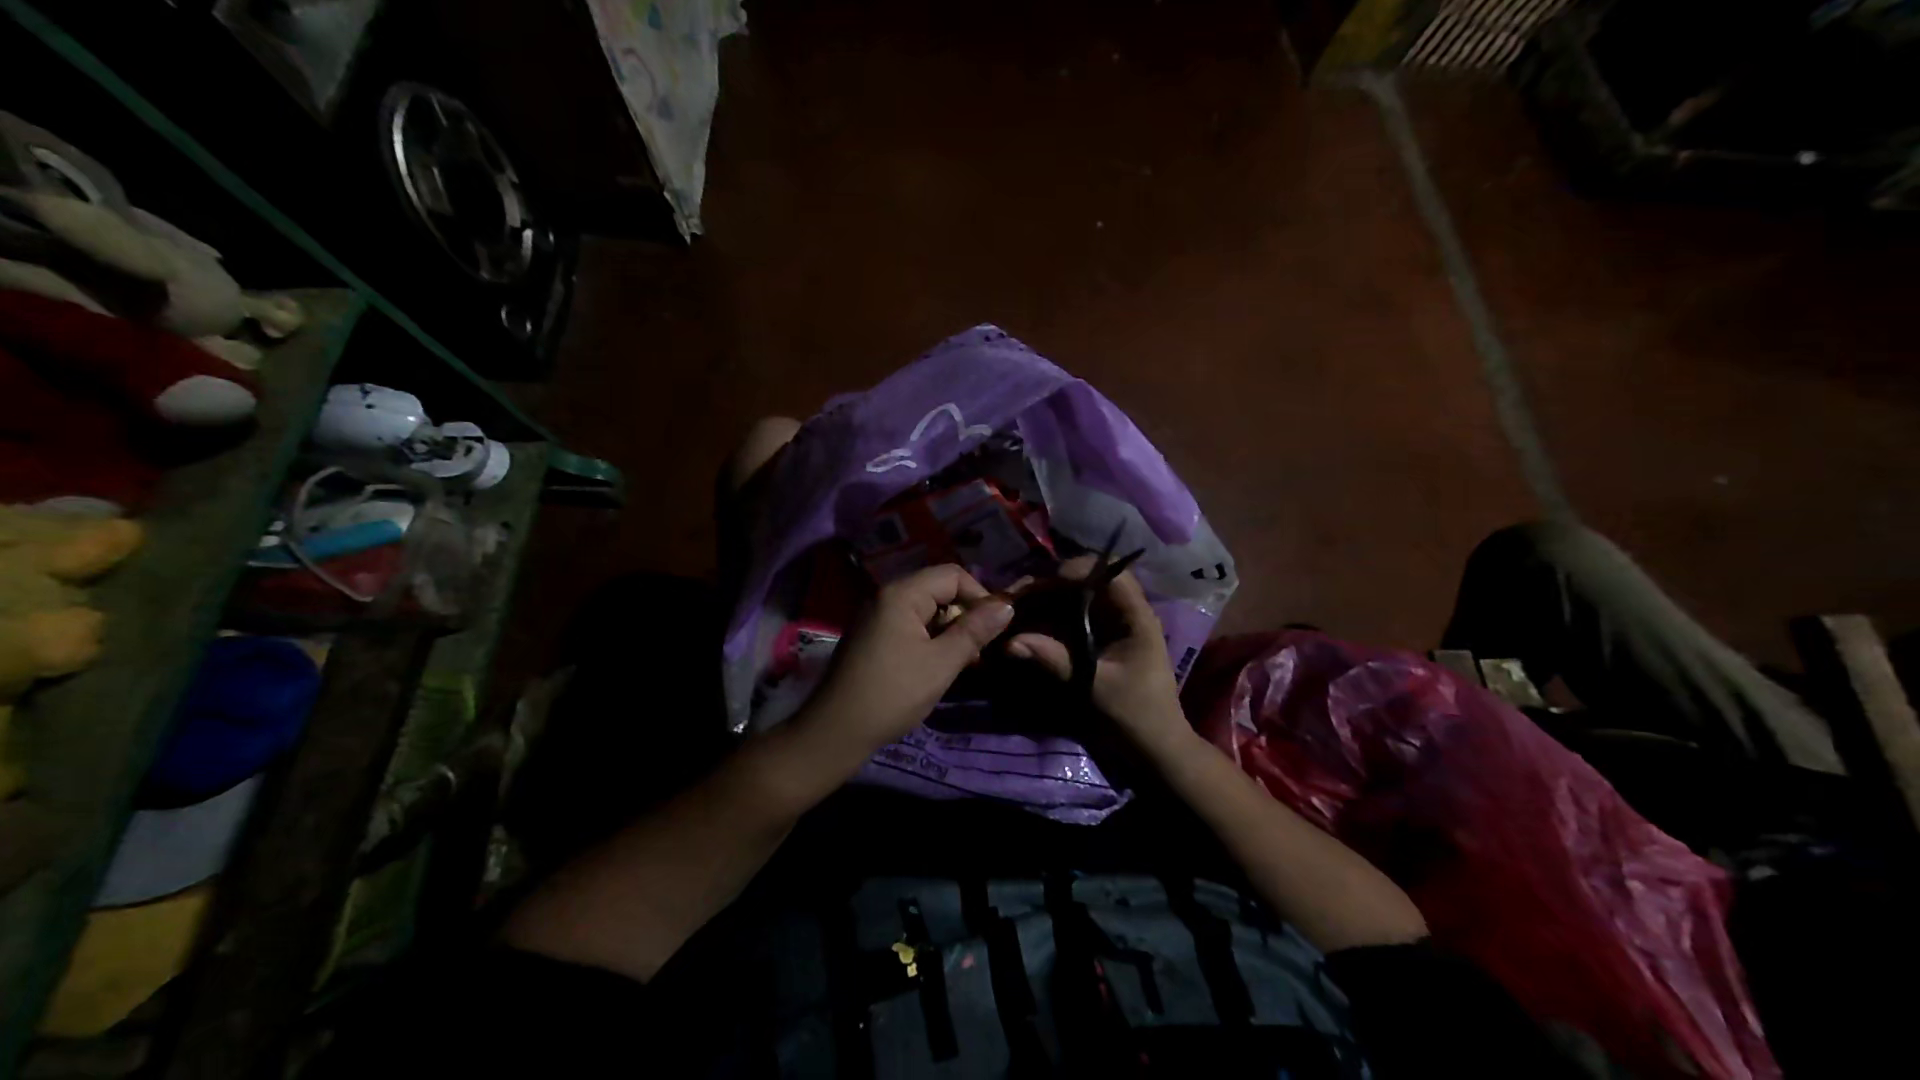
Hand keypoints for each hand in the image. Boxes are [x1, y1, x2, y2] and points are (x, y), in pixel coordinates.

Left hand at [800, 564, 1013, 754]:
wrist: (836, 731)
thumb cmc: (893, 694)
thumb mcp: (941, 663)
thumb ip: (975, 631)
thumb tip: (1007, 605)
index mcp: (901, 594)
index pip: (953, 574)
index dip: (980, 595)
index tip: (995, 628)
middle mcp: (886, 596)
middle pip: (938, 589)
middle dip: (965, 614)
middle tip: (981, 649)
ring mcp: (876, 617)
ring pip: (926, 610)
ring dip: (950, 630)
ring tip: (966, 661)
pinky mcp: (873, 637)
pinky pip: (910, 626)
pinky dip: (931, 639)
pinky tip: (941, 666)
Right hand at [1006, 558, 1193, 757]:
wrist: (1153, 750)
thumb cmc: (1136, 716)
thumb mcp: (1094, 687)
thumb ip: (1055, 660)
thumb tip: (1010, 643)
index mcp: (1135, 616)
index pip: (1109, 572)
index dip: (1077, 570)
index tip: (1044, 583)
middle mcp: (1120, 614)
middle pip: (1084, 583)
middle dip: (1048, 586)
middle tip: (1015, 597)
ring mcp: (1106, 628)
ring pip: (1071, 600)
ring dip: (1042, 602)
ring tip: (1012, 609)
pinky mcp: (1093, 643)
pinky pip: (1066, 620)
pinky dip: (1044, 620)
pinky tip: (1021, 626)